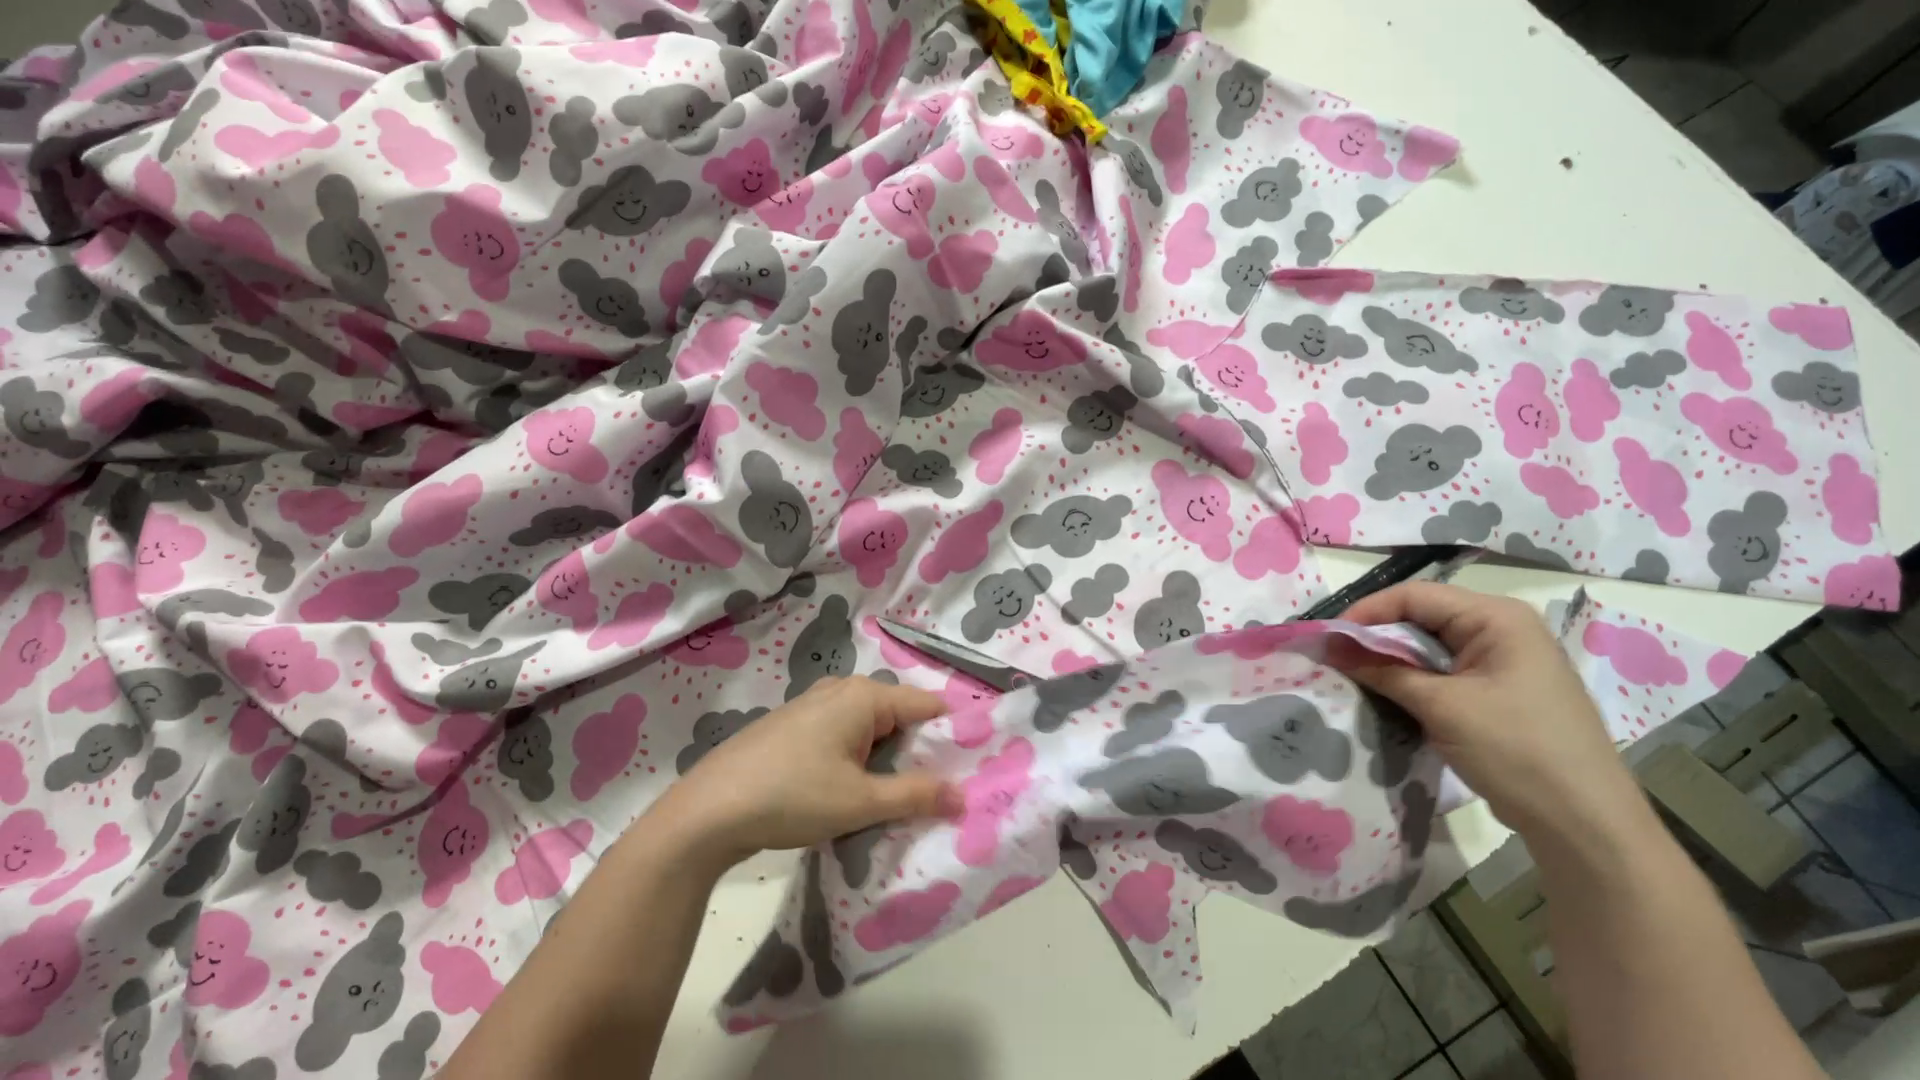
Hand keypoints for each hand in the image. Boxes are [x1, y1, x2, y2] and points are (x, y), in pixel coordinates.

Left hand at [649, 676, 959, 864]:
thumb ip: (916, 795)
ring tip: (903, 800)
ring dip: (887, 762)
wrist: (709, 811)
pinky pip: (842, 739)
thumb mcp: (861, 801)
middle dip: (919, 752)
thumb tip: (962, 795)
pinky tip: (856, 795)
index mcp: (863, 696)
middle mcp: (840, 691)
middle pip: (898, 717)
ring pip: (869, 731)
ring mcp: (812, 708)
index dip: (953, 735)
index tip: (974, 768)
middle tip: (942, 793)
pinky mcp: (792, 730)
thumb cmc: (792, 797)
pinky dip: (858, 762)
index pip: (927, 706)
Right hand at [1334, 583, 1641, 836]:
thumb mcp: (1442, 707)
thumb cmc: (1516, 750)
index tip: (1326, 640)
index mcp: (1497, 618)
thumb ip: (1383, 671)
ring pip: (1431, 648)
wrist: (1584, 822)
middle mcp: (1502, 630)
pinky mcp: (1500, 694)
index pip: (1415, 596)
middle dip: (1376, 637)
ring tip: (1352, 679)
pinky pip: (1445, 675)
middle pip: (1422, 618)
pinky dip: (1414, 683)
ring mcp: (1504, 664)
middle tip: (1333, 660)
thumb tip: (1329, 646)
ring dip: (1392, 663)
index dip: (1366, 613)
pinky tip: (1389, 700)